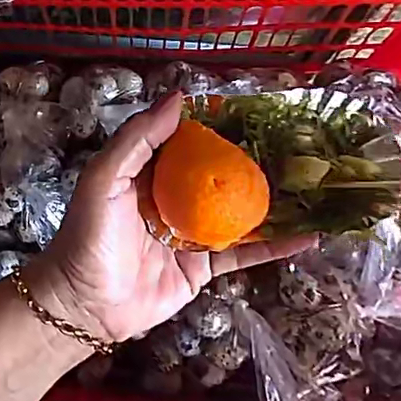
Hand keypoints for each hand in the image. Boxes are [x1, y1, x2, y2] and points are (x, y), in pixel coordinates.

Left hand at [27, 94, 316, 344]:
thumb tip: (178, 97)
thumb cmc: (90, 235)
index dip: (217, 123)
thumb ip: (138, 139)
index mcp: (147, 170)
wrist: (86, 304)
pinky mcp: (203, 266)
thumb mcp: (105, 179)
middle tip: (300, 144)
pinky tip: (309, 235)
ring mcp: (191, 231)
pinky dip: (275, 245)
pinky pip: (244, 252)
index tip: (256, 108)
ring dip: (273, 199)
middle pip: (218, 172)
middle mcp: (173, 196)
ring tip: (314, 184)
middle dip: (254, 159)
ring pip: (238, 210)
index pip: (187, 137)